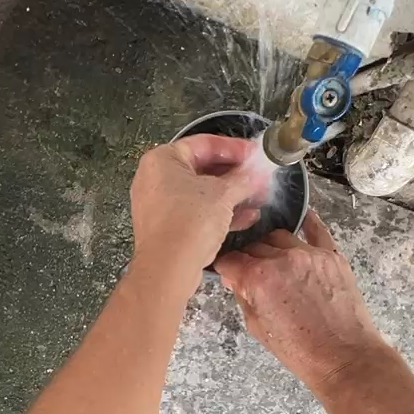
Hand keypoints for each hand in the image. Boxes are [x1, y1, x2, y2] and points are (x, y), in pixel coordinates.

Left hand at [129, 135, 268, 280]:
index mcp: (162, 161)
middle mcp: (155, 180)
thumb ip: (243, 179)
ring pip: (201, 194)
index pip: (204, 144)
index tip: (254, 153)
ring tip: (257, 197)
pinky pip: (196, 214)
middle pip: (203, 170)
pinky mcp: (167, 228)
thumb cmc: (188, 224)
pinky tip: (245, 218)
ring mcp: (160, 206)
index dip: (234, 148)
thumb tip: (255, 173)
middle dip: (235, 175)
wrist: (168, 269)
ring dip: (231, 196)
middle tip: (258, 176)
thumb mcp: (223, 194)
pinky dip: (219, 214)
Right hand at [213, 211, 393, 390]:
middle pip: (254, 246)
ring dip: (271, 246)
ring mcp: (310, 254)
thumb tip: (236, 280)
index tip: (227, 273)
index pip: (230, 260)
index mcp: (259, 279)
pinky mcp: (332, 256)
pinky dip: (307, 224)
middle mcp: (283, 260)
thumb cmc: (301, 350)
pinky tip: (301, 220)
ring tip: (273, 262)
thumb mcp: (258, 328)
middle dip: (248, 258)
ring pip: (280, 237)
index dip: (225, 268)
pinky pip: (317, 230)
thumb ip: (243, 297)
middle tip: (249, 272)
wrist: (343, 357)